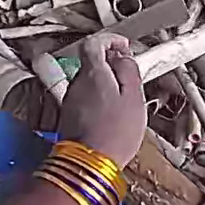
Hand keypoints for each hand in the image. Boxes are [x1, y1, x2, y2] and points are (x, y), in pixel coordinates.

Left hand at [58, 33, 146, 166]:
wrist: (90, 164)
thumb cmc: (114, 133)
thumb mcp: (134, 98)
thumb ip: (129, 72)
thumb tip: (125, 58)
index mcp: (93, 74)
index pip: (94, 43)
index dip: (110, 40)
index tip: (123, 46)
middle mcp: (77, 84)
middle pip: (91, 63)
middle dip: (110, 64)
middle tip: (128, 73)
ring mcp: (71, 100)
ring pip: (89, 82)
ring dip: (105, 83)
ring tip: (124, 98)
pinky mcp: (70, 116)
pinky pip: (86, 98)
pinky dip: (98, 99)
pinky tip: (111, 113)